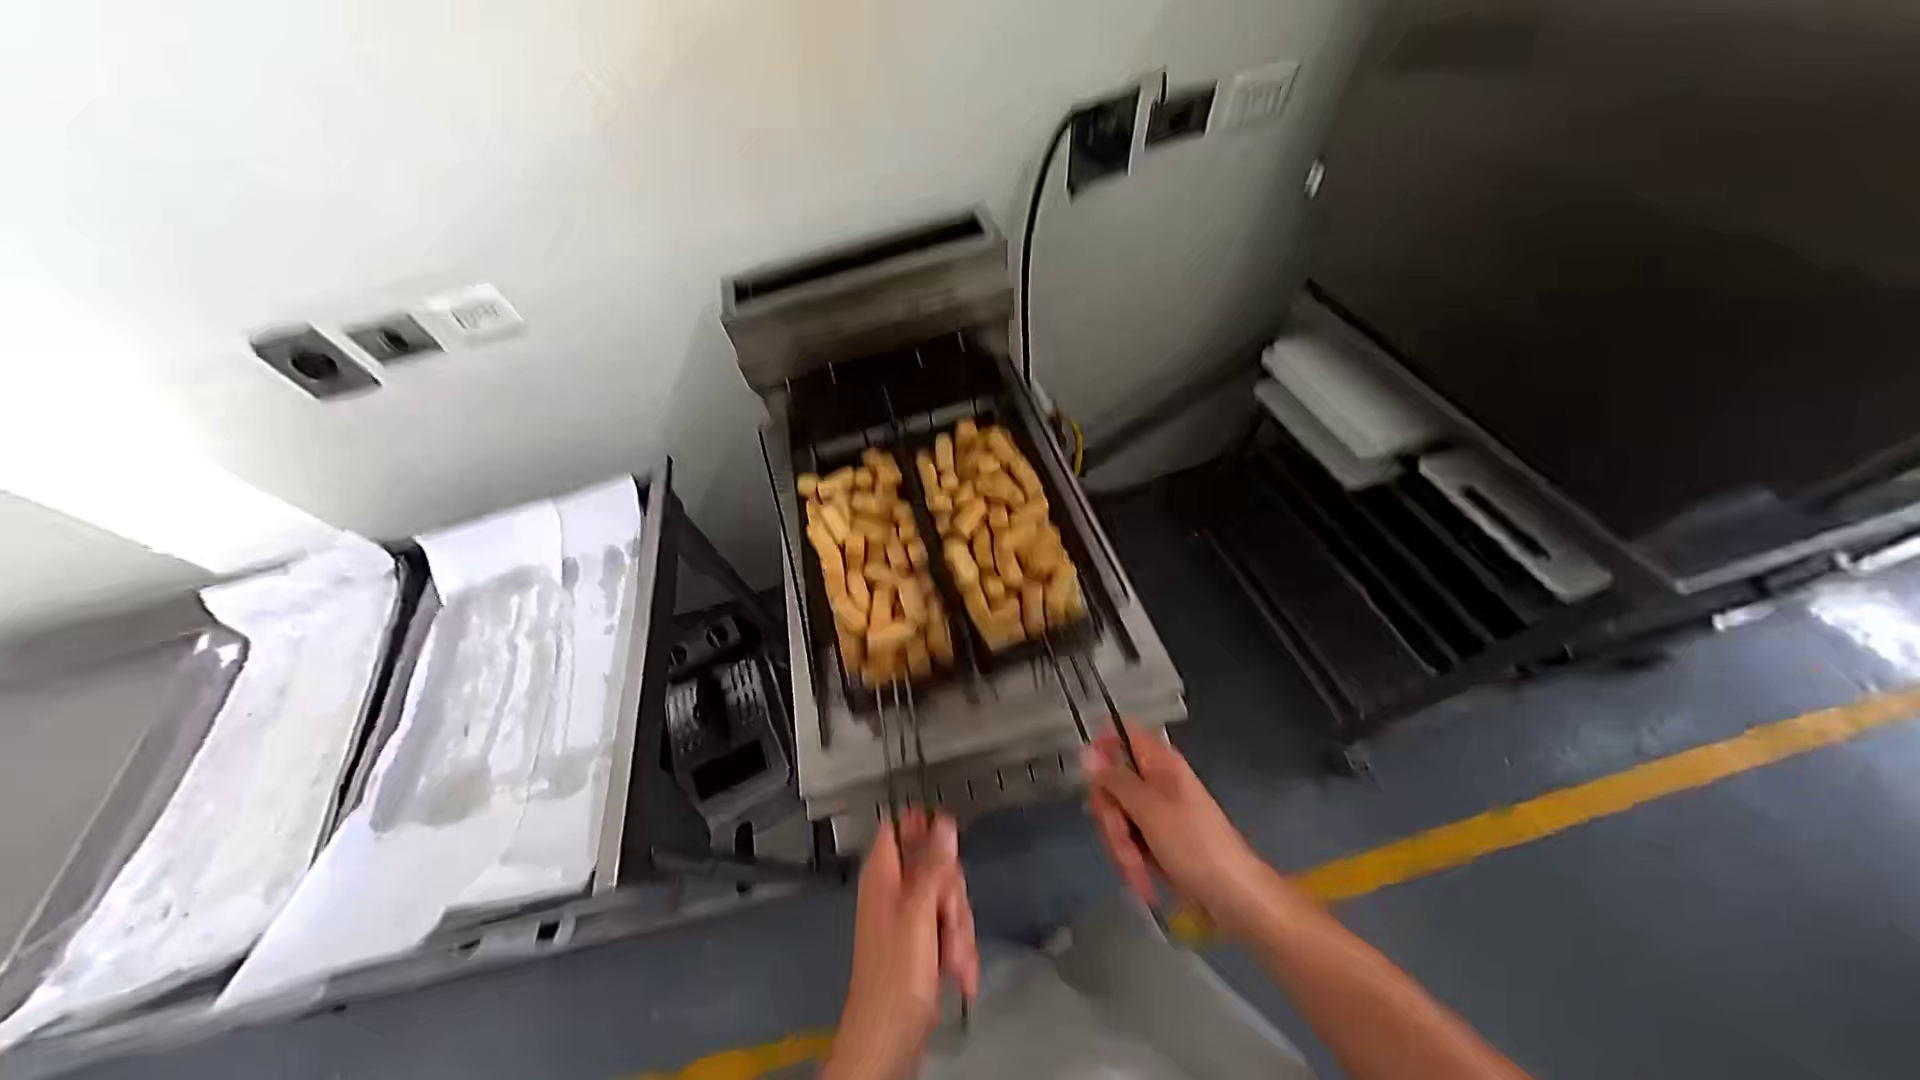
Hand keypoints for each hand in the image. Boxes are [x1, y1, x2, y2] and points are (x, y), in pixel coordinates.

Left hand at [825, 812, 979, 1079]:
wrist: (889, 1036)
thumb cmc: (896, 975)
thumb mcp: (919, 911)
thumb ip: (933, 865)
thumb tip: (942, 821)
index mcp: (884, 874)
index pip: (901, 826)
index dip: (925, 826)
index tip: (946, 844)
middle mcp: (894, 890)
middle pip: (936, 865)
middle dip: (953, 894)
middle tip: (948, 915)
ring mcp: (908, 917)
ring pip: (948, 898)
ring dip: (959, 929)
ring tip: (953, 956)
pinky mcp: (922, 942)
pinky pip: (949, 927)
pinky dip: (958, 948)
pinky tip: (959, 970)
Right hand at [1082, 725, 1278, 939]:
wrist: (1234, 899)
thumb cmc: (1196, 847)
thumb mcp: (1151, 811)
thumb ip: (1116, 780)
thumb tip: (1087, 751)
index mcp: (1160, 763)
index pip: (1122, 734)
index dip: (1102, 749)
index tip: (1096, 781)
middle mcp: (1155, 781)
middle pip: (1110, 782)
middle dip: (1111, 817)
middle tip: (1122, 837)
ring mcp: (1154, 811)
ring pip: (1115, 814)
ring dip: (1120, 845)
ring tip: (1136, 870)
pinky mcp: (1154, 838)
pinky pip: (1126, 837)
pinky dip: (1129, 858)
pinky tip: (1140, 877)